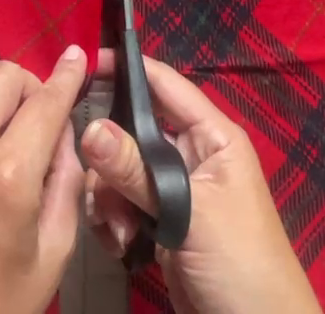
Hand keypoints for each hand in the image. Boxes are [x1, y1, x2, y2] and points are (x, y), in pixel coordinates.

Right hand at [82, 53, 321, 313]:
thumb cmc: (240, 260)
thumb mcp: (188, 211)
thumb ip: (137, 170)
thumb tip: (88, 128)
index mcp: (211, 136)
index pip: (165, 85)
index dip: (128, 69)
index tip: (84, 65)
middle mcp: (189, 154)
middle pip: (133, 129)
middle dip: (108, 154)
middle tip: (94, 178)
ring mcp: (173, 190)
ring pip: (119, 169)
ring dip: (108, 197)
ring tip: (117, 229)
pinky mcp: (158, 222)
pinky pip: (120, 202)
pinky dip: (111, 219)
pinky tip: (118, 243)